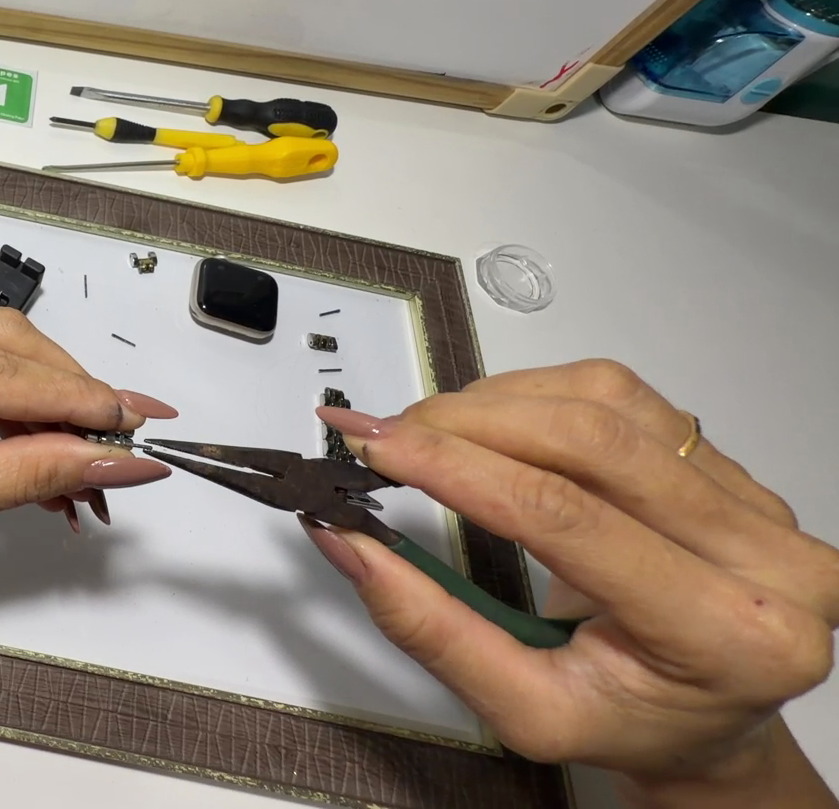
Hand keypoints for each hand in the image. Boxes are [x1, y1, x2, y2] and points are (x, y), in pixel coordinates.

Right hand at [314, 360, 837, 798]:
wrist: (706, 713)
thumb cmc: (624, 718)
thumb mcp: (520, 711)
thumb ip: (425, 626)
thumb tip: (343, 539)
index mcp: (726, 634)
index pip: (561, 514)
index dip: (448, 467)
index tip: (370, 446)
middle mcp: (766, 557)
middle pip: (585, 438)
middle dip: (458, 421)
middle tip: (380, 434)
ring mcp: (751, 498)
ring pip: (598, 398)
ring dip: (486, 402)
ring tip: (426, 433)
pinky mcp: (718, 461)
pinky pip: (611, 390)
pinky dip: (524, 391)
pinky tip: (487, 424)